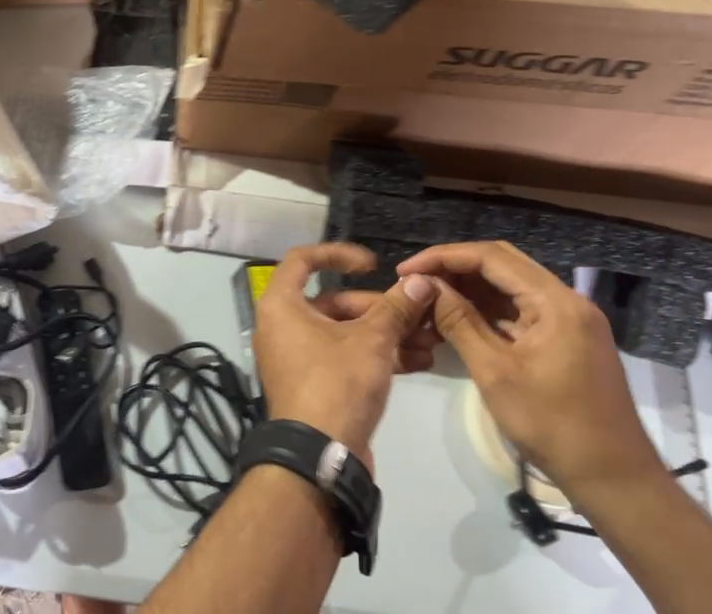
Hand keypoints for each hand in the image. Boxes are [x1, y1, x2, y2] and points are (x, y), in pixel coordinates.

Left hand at [253, 243, 436, 460]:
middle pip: (333, 301)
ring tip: (430, 341)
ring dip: (386, 334)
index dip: (338, 255)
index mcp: (281, 304)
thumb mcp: (372, 341)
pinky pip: (344, 357)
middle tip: (420, 315)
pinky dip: (376, 356)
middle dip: (380, 308)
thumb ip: (395, 309)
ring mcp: (297, 356)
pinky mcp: (313, 383)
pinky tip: (418, 362)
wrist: (319, 457)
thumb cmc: (336, 384)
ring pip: (344, 332)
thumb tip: (421, 282)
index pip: (302, 260)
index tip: (373, 265)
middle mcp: (282, 325)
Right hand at [396, 241, 666, 495]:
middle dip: (454, 267)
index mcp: (556, 302)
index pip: (491, 257)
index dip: (443, 257)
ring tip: (429, 299)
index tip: (405, 271)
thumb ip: (458, 321)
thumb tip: (425, 285)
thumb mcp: (495, 372)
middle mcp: (567, 301)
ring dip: (469, 288)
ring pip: (510, 285)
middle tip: (414, 281)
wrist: (614, 478)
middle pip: (502, 264)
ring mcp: (570, 320)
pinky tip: (458, 319)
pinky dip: (487, 309)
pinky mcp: (567, 338)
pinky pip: (521, 309)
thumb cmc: (552, 424)